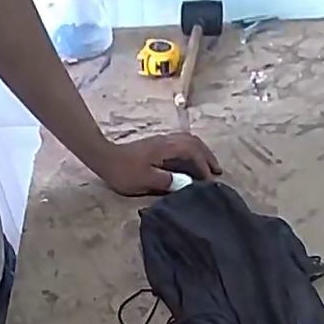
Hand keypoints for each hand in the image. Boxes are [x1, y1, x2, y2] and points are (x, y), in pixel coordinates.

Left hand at [91, 134, 222, 195]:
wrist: (106, 158)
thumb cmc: (124, 171)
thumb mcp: (145, 180)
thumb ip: (166, 181)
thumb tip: (186, 183)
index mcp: (166, 148)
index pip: (192, 153)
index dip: (203, 167)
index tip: (210, 182)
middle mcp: (166, 141)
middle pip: (194, 143)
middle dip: (207, 156)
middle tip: (217, 171)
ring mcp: (161, 141)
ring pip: (188, 141)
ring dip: (201, 152)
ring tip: (208, 166)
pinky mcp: (157, 145)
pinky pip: (181, 143)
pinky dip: (191, 151)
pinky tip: (191, 161)